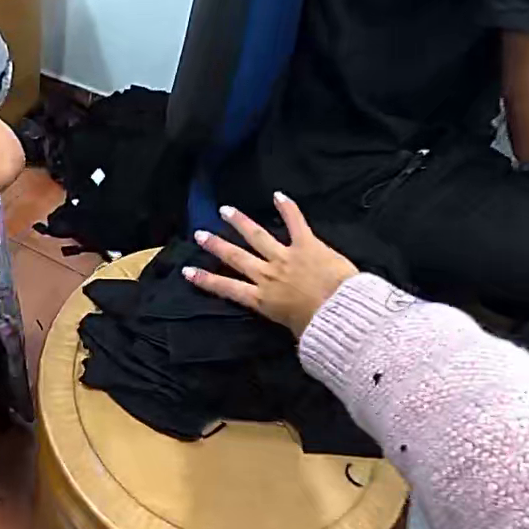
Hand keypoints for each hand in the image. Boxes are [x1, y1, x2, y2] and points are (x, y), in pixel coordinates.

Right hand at [184, 193, 359, 335]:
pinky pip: (295, 222)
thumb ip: (289, 325)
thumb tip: (295, 333)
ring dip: (240, 222)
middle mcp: (267, 275)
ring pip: (257, 236)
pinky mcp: (306, 244)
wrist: (339, 312)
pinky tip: (278, 195)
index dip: (206, 279)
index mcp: (262, 300)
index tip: (188, 271)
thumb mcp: (297, 334)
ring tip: (226, 211)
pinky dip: (287, 208)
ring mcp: (285, 257)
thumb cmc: (319, 328)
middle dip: (217, 245)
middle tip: (201, 234)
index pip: (227, 288)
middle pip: (236, 257)